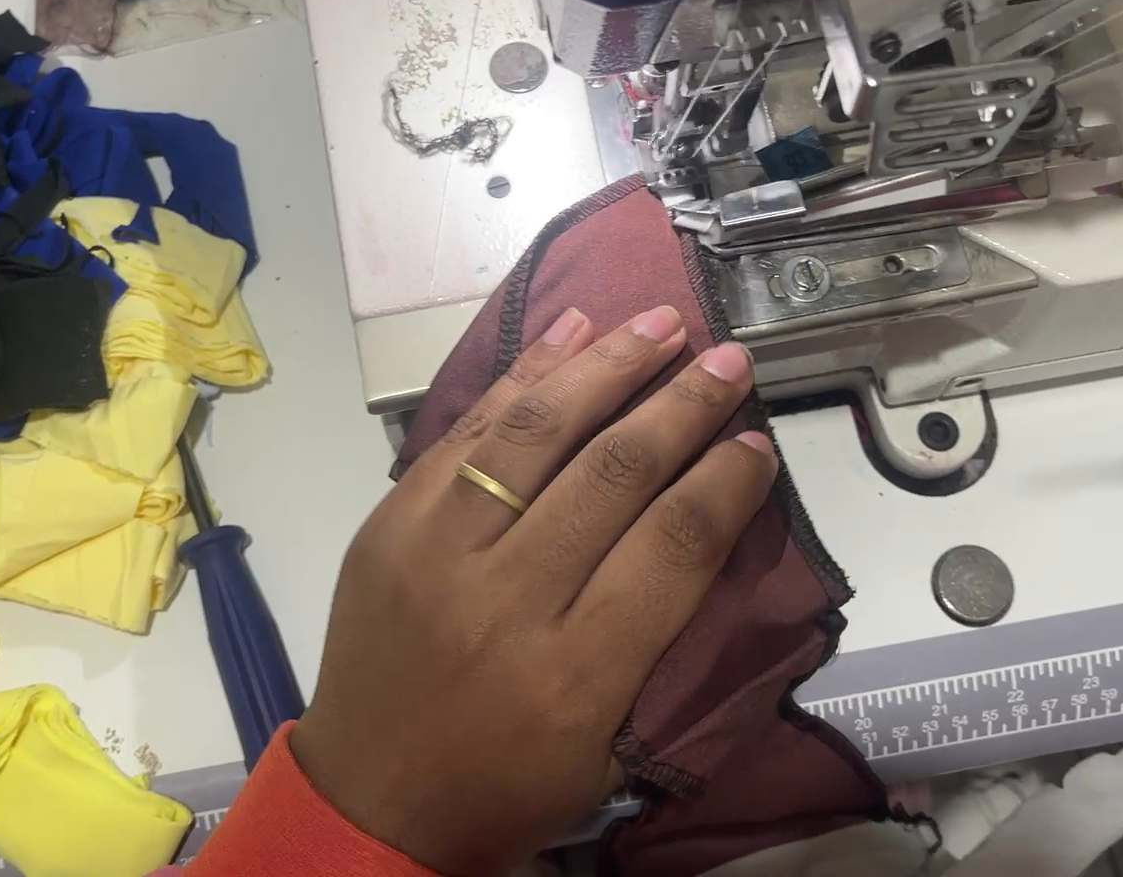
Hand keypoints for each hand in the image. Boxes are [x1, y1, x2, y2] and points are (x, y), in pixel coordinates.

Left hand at [291, 305, 776, 874]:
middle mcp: (504, 599)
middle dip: (680, 406)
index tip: (755, 442)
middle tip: (726, 359)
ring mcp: (435, 549)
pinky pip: (467, 431)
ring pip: (535, 432)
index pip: (670, 548)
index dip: (723, 484)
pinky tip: (569, 331)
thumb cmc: (503, 781)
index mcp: (573, 675)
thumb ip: (656, 633)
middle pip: (610, 474)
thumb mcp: (605, 741)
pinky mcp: (391, 521)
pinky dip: (523, 375)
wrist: (368, 798)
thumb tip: (703, 514)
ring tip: (658, 323)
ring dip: (606, 366)